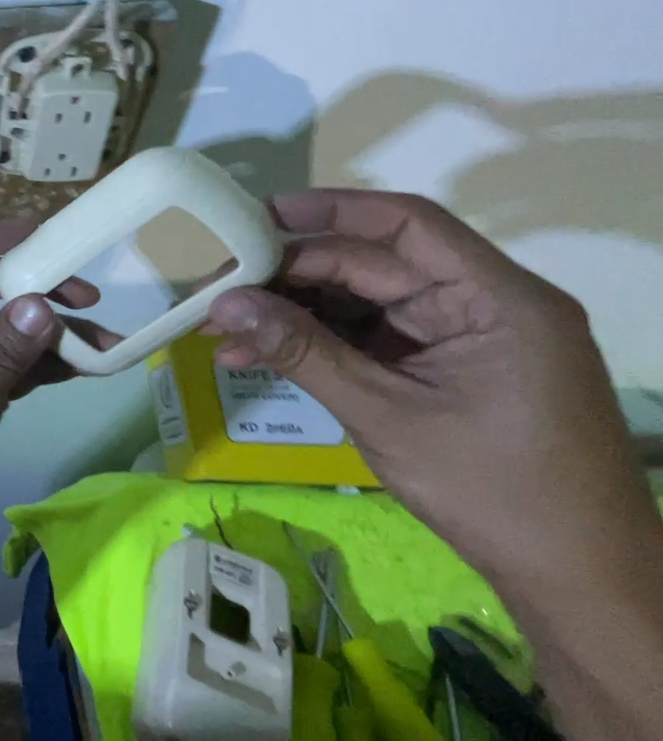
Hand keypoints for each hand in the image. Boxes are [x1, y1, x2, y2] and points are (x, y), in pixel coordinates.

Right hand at [203, 189, 659, 587]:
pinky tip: (252, 354)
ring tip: (218, 330)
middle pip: (368, 265)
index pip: (407, 227)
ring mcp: (457, 336)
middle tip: (214, 292)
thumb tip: (224, 304)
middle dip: (286, 275)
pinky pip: (362, 336)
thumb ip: (302, 350)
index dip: (329, 211)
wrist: (572, 575)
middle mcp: (480, 305)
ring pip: (355, 301)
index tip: (254, 217)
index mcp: (497, 300)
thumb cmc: (493, 489)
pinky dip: (309, 342)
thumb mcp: (384, 414)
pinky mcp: (437, 366)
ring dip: (287, 313)